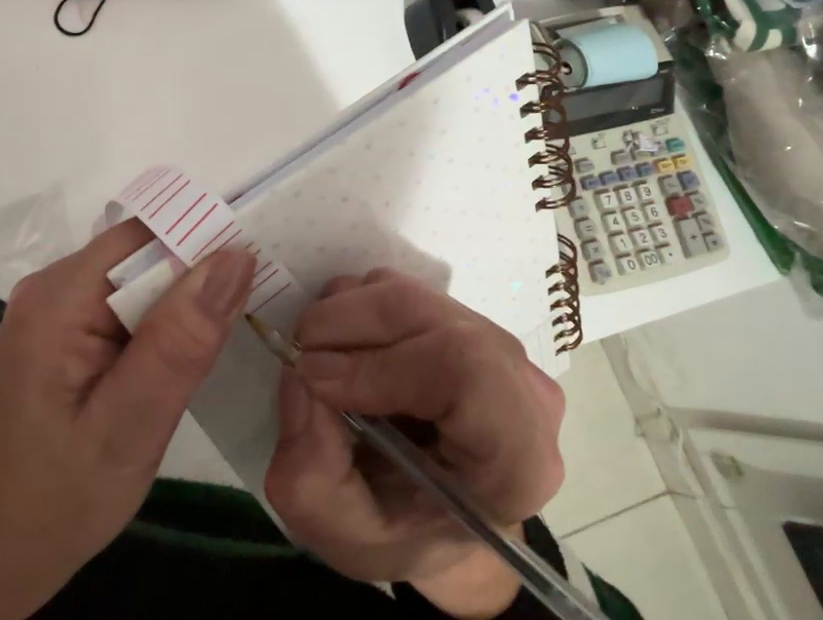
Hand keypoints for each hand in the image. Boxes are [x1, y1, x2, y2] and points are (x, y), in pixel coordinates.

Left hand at [0, 221, 256, 619]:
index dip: (201, 242)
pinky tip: (186, 351)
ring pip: (136, 277)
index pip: (142, 238)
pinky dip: (160, 320)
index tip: (259, 265)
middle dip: (196, 273)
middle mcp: (49, 289)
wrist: (8, 546)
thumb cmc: (68, 497)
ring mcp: (53, 310)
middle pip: (139, 253)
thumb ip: (181, 341)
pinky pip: (123, 304)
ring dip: (182, 299)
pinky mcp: (63, 332)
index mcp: (57, 301)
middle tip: (257, 304)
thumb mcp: (133, 426)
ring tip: (231, 328)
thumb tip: (233, 257)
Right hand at [265, 270, 564, 617]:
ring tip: (320, 355)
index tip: (314, 380)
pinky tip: (346, 348)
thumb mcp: (339, 532)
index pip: (466, 369)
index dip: (380, 363)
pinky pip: (406, 289)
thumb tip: (303, 377)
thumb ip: (311, 472)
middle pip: (433, 319)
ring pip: (414, 295)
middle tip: (298, 353)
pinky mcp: (469, 322)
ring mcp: (500, 350)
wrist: (430, 516)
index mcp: (515, 462)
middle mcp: (523, 395)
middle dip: (346, 324)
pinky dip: (356, 304)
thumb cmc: (396, 534)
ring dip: (347, 312)